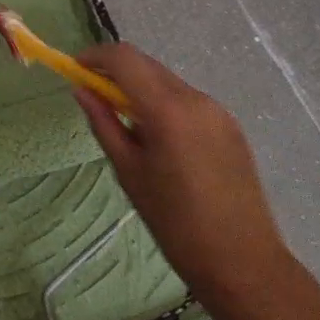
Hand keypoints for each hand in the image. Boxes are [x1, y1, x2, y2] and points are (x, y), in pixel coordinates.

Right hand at [74, 43, 319, 319]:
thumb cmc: (175, 222)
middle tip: (95, 95)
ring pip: (168, 82)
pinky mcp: (231, 126)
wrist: (244, 263)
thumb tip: (81, 90)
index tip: (75, 69)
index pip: (124, 58)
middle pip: (147, 65)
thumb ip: (104, 123)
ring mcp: (218, 111)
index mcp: (167, 110)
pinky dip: (164, 104)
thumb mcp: (128, 171)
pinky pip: (188, 101)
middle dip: (117, 71)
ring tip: (127, 123)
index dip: (95, 56)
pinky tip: (159, 138)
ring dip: (141, 88)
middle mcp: (195, 99)